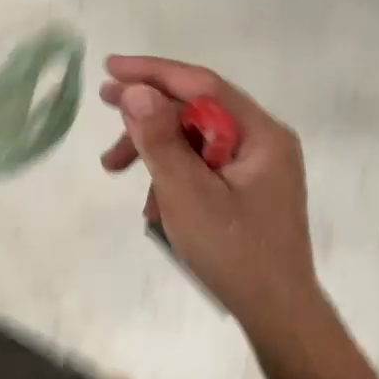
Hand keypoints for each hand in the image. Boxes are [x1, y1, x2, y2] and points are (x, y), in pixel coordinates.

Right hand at [99, 55, 326, 333]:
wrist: (275, 310)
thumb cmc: (232, 251)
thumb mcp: (186, 193)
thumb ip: (160, 139)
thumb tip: (135, 91)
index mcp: (260, 135)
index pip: (202, 86)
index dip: (153, 73)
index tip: (110, 68)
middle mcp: (262, 141)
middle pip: (196, 110)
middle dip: (148, 110)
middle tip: (103, 102)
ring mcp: (255, 166)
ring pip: (193, 138)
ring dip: (152, 148)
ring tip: (112, 167)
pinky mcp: (245, 188)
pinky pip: (199, 164)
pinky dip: (169, 173)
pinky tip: (152, 203)